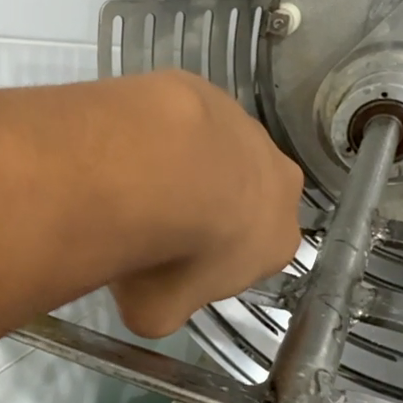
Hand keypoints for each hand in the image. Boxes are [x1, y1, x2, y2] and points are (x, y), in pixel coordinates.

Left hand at [107, 71, 303, 338]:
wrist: (150, 171)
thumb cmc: (166, 254)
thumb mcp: (157, 311)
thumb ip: (163, 311)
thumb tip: (148, 308)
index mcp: (278, 240)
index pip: (255, 255)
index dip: (214, 262)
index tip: (176, 265)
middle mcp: (277, 179)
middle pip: (244, 197)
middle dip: (208, 207)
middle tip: (156, 221)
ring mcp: (243, 126)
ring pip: (216, 151)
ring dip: (183, 164)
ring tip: (132, 181)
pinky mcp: (206, 90)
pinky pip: (182, 117)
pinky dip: (158, 130)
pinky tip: (124, 146)